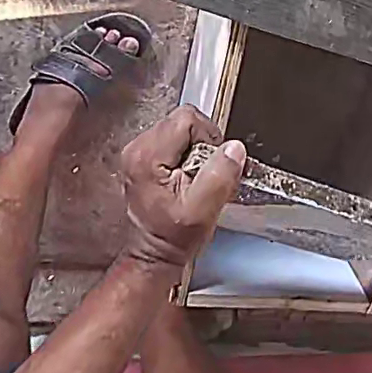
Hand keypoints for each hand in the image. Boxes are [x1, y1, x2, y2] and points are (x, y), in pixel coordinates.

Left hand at [117, 104, 244, 267]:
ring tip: (194, 178)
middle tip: (202, 174)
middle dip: (202, 144)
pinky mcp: (144, 156)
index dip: (208, 138)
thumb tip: (234, 149)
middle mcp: (137, 149)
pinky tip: (186, 177)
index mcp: (147, 157)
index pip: (187, 119)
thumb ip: (219, 176)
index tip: (210, 165)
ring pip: (180, 128)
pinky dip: (187, 154)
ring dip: (195, 149)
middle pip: (183, 120)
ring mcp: (138, 152)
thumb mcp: (203, 211)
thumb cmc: (172, 237)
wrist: (155, 253)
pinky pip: (174, 139)